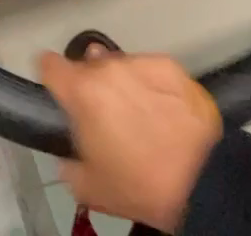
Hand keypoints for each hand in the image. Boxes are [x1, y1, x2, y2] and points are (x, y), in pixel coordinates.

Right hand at [38, 47, 222, 232]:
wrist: (201, 183)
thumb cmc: (139, 185)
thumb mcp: (88, 187)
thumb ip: (67, 161)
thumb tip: (69, 153)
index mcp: (81, 92)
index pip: (49, 64)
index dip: (51, 75)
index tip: (57, 87)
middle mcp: (108, 67)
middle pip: (88, 64)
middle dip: (91, 84)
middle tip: (104, 115)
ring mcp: (141, 63)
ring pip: (120, 64)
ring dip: (121, 81)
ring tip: (138, 111)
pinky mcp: (171, 66)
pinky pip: (150, 68)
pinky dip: (150, 83)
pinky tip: (161, 107)